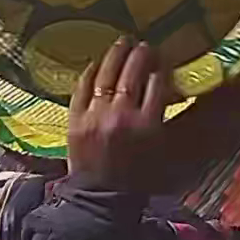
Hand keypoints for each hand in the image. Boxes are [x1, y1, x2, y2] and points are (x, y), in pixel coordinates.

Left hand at [67, 37, 178, 191]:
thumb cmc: (137, 173)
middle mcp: (123, 117)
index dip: (161, 67)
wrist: (102, 197)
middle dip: (141, 55)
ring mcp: (96, 116)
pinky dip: (89, 73)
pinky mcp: (75, 120)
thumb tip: (164, 83)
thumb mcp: (159, 146)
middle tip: (145, 44)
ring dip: (116, 55)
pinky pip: (82, 88)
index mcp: (148, 125)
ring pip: (107, 76)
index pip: (158, 84)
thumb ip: (161, 114)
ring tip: (123, 42)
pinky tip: (96, 63)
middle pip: (133, 75)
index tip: (163, 57)